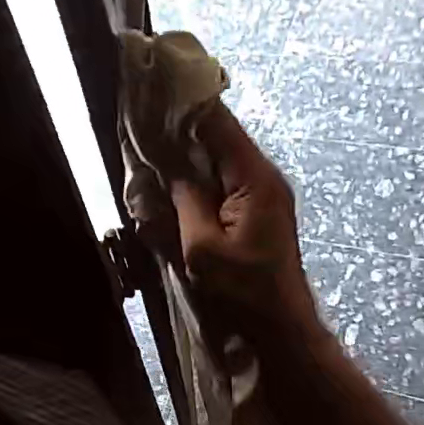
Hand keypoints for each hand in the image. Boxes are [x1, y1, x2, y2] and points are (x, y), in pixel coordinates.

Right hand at [169, 106, 318, 332]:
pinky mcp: (257, 210)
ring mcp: (264, 193)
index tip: (151, 93)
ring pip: (220, 159)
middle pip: (219, 136)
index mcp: (255, 179)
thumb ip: (184, 200)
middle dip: (181, 131)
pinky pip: (224, 181)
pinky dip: (198, 177)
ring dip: (188, 155)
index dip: (184, 105)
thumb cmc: (243, 294)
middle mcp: (264, 177)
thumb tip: (169, 167)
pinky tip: (174, 183)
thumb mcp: (201, 249)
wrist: (282, 330)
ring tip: (151, 150)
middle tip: (141, 126)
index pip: (218, 124)